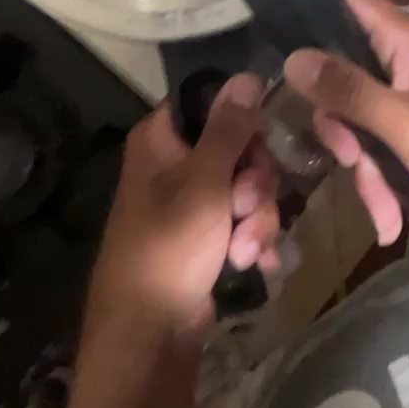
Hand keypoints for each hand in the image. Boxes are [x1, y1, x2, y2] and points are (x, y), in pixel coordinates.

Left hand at [86, 74, 281, 338]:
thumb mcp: (205, 181)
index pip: (214, 105)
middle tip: (248, 207)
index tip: (258, 148)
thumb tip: (248, 75)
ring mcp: (191, 200)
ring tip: (247, 250)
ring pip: (248, 187)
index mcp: (162, 139)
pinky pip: (244, 218)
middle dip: (256, 184)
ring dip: (258, 218)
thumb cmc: (170, 246)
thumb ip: (230, 127)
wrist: (150, 332)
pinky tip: (257, 261)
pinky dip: (254, 238)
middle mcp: (175, 163)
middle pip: (239, 148)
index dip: (243, 125)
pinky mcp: (206, 234)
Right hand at [282, 0, 408, 244]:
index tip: (287, 61)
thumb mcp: (405, 124)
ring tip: (383, 211)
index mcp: (405, 40)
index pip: (348, 2)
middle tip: (347, 158)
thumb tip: (293, 58)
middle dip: (343, 126)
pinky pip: (390, 136)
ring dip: (367, 164)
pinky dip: (387, 171)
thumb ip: (349, 91)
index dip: (313, 19)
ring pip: (367, 115)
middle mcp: (408, 56)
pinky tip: (392, 216)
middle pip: (347, 74)